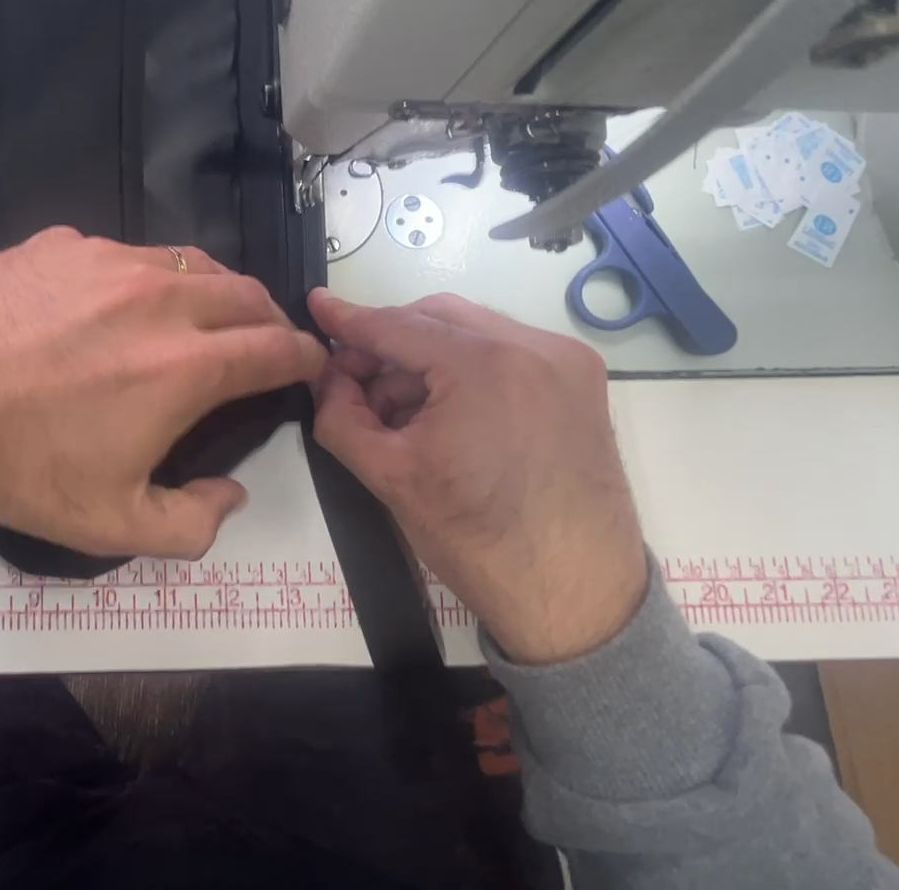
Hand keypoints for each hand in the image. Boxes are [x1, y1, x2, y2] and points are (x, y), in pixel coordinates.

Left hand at [0, 227, 325, 560]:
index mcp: (187, 363)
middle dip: (269, 320)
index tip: (307, 366)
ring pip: (190, 262)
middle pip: (245, 293)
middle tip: (264, 343)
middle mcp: (160, 297)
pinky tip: (119, 304)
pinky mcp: (59, 244)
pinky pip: (125, 254)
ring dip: (215, 290)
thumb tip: (230, 495)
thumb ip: (193, 523)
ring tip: (207, 316)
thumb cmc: (16, 465)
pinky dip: (146, 278)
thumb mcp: (109, 525)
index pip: (276, 347)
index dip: (304, 357)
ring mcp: (106, 261)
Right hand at [307, 289, 647, 664]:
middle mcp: (536, 347)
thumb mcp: (386, 474)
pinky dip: (464, 370)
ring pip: (472, 331)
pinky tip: (444, 416)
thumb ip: (339, 414)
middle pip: (436, 317)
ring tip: (399, 413)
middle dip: (387, 342)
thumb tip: (326, 379)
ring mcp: (567, 362)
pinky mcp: (582, 384)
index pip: (398, 325)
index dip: (348, 318)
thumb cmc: (476, 538)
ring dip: (424, 359)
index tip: (316, 305)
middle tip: (352, 383)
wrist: (573, 594)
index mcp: (487, 364)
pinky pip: (505, 353)